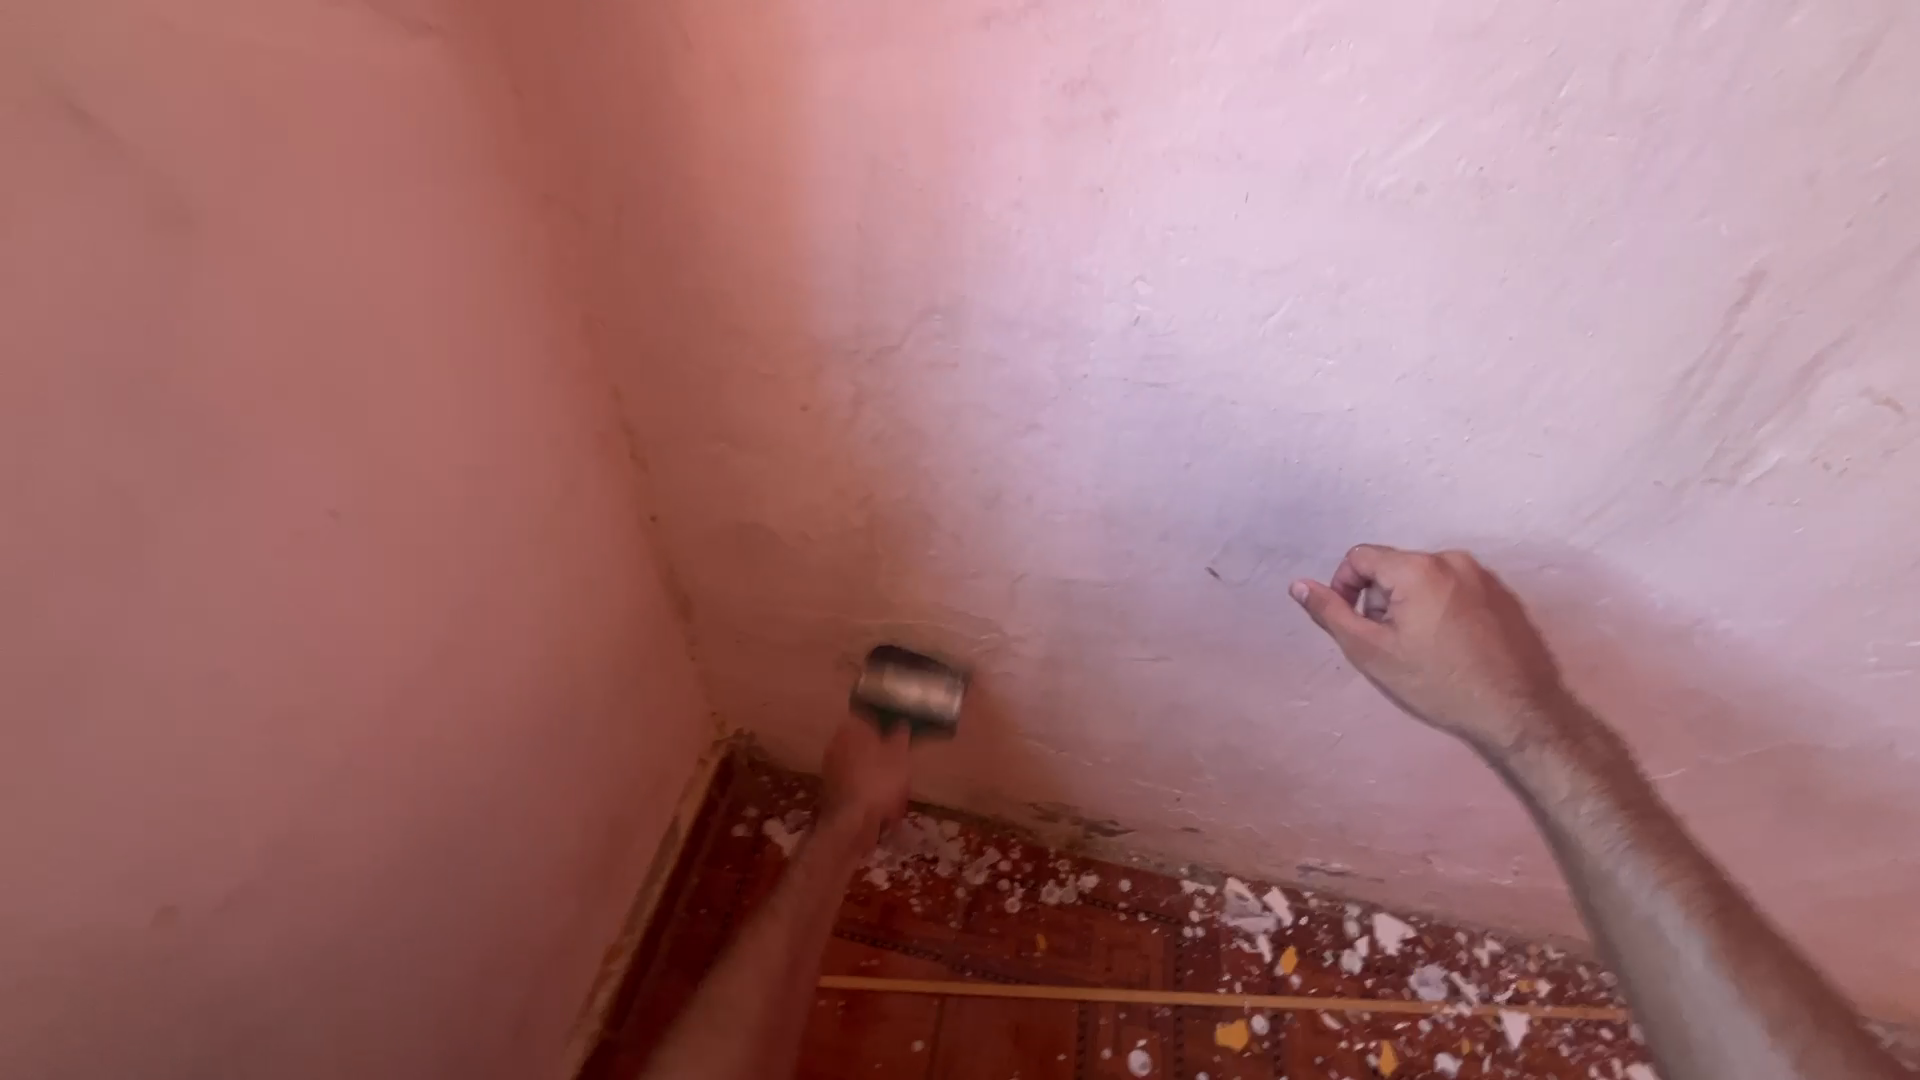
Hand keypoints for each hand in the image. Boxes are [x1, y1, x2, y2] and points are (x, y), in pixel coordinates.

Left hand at [820, 716, 912, 835]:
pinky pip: (853, 780)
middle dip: (877, 745)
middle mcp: (836, 742)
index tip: (897, 724)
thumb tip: (900, 720)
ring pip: (857, 761)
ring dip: (872, 767)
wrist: (852, 823)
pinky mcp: (830, 789)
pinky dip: (865, 785)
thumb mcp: (900, 754)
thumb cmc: (880, 781)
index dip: (883, 717)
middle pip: (861, 738)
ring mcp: (830, 766)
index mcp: (852, 727)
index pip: (867, 712)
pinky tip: (879, 796)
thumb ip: (900, 734)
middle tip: (897, 753)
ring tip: (892, 778)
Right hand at [1290, 545, 1575, 754]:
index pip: (1359, 557)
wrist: (1519, 714)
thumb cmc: (1436, 682)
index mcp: (1417, 569)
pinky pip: (1454, 590)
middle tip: (1388, 642)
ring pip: (1423, 579)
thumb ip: (1330, 612)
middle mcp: (1452, 561)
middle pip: (1392, 567)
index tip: (1354, 623)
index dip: (1344, 587)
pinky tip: (1448, 647)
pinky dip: (1439, 609)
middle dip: (1379, 599)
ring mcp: (1484, 577)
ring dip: (1408, 604)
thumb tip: (1299, 585)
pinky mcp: (1505, 596)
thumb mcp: (1369, 650)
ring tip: (1419, 647)